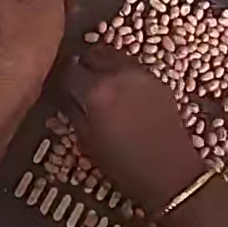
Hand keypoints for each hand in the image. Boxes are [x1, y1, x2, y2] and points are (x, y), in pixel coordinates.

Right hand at [59, 43, 209, 209]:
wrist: (170, 173)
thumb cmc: (123, 165)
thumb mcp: (87, 142)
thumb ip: (72, 111)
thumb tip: (63, 94)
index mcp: (95, 90)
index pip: (67, 70)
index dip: (58, 77)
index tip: (56, 86)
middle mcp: (117, 73)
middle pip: (91, 53)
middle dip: (81, 64)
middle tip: (76, 82)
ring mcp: (140, 74)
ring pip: (113, 55)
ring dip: (102, 63)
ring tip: (97, 84)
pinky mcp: (157, 80)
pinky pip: (132, 66)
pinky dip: (121, 71)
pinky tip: (120, 91)